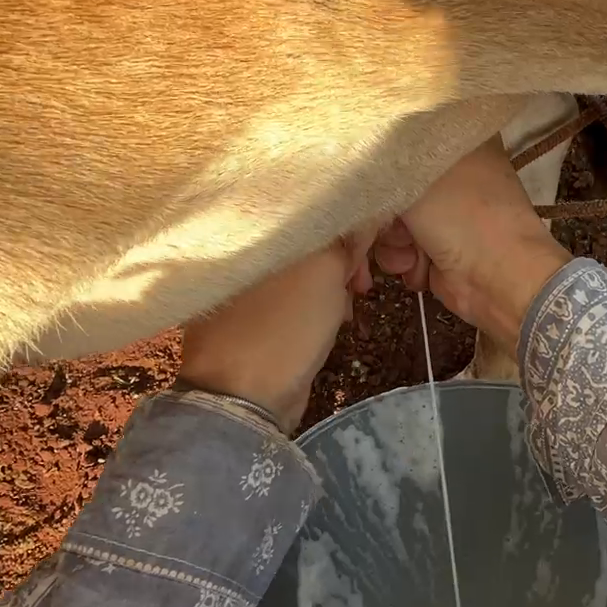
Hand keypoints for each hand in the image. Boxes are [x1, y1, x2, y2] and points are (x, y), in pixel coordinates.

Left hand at [177, 230, 375, 433]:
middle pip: (305, 239)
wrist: (245, 397)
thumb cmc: (286, 325)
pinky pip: (292, 298)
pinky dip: (313, 306)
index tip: (367, 246)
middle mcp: (239, 251)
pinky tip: (331, 321)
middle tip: (361, 283)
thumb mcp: (324, 269)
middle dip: (341, 258)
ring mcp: (241, 287)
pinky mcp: (249, 317)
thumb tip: (361, 215)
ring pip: (301, 270)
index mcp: (246, 230)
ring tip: (347, 306)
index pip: (307, 209)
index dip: (344, 224)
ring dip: (331, 285)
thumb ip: (342, 236)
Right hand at [371, 139, 570, 349]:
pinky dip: (403, 261)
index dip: (380, 161)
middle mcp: (448, 173)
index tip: (371, 178)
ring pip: (387, 220)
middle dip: (383, 212)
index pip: (400, 137)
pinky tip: (418, 267)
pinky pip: (397, 248)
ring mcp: (442, 213)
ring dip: (391, 242)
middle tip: (396, 222)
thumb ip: (378, 162)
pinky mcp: (434, 248)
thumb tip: (357, 157)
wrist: (498, 279)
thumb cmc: (462, 216)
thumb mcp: (412, 174)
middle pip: (386, 184)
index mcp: (454, 139)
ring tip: (412, 251)